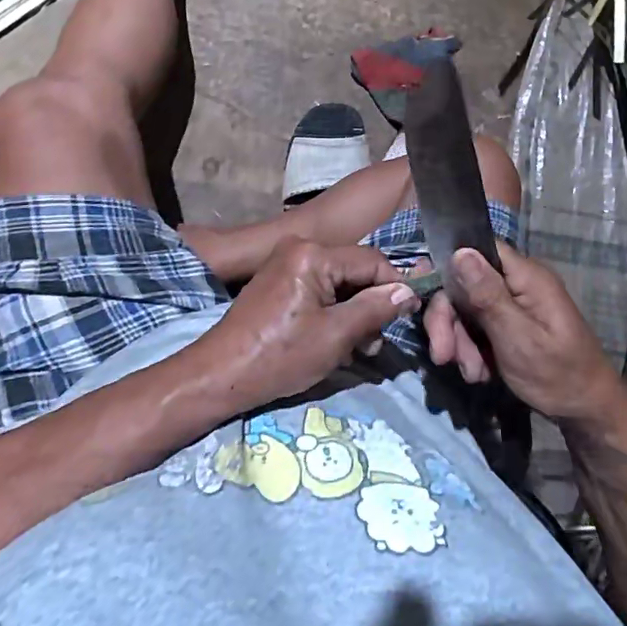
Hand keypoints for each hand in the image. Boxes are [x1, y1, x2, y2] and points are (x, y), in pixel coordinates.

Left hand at [189, 240, 414, 405]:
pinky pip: (322, 287)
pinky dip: (335, 310)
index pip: (373, 261)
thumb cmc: (278, 357)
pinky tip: (338, 338)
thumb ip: (376, 308)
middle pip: (356, 270)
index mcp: (313, 254)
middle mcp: (300, 247)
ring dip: (356, 311)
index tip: (410, 314)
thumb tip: (410, 291)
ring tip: (359, 345)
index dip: (396, 287)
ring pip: (341, 281)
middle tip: (378, 339)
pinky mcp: (279, 280)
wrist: (216, 378)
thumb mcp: (337, 335)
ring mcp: (287, 262)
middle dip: (373, 304)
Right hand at [424, 244, 626, 422]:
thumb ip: (487, 295)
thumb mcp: (517, 336)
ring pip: (469, 311)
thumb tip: (460, 251)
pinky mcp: (512, 326)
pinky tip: (481, 374)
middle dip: (450, 321)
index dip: (449, 268)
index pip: (479, 249)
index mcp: (526, 276)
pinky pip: (480, 329)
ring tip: (473, 373)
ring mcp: (516, 305)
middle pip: (467, 285)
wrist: (586, 410)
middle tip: (444, 358)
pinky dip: (474, 351)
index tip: (426, 300)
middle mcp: (520, 283)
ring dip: (461, 343)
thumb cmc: (557, 372)